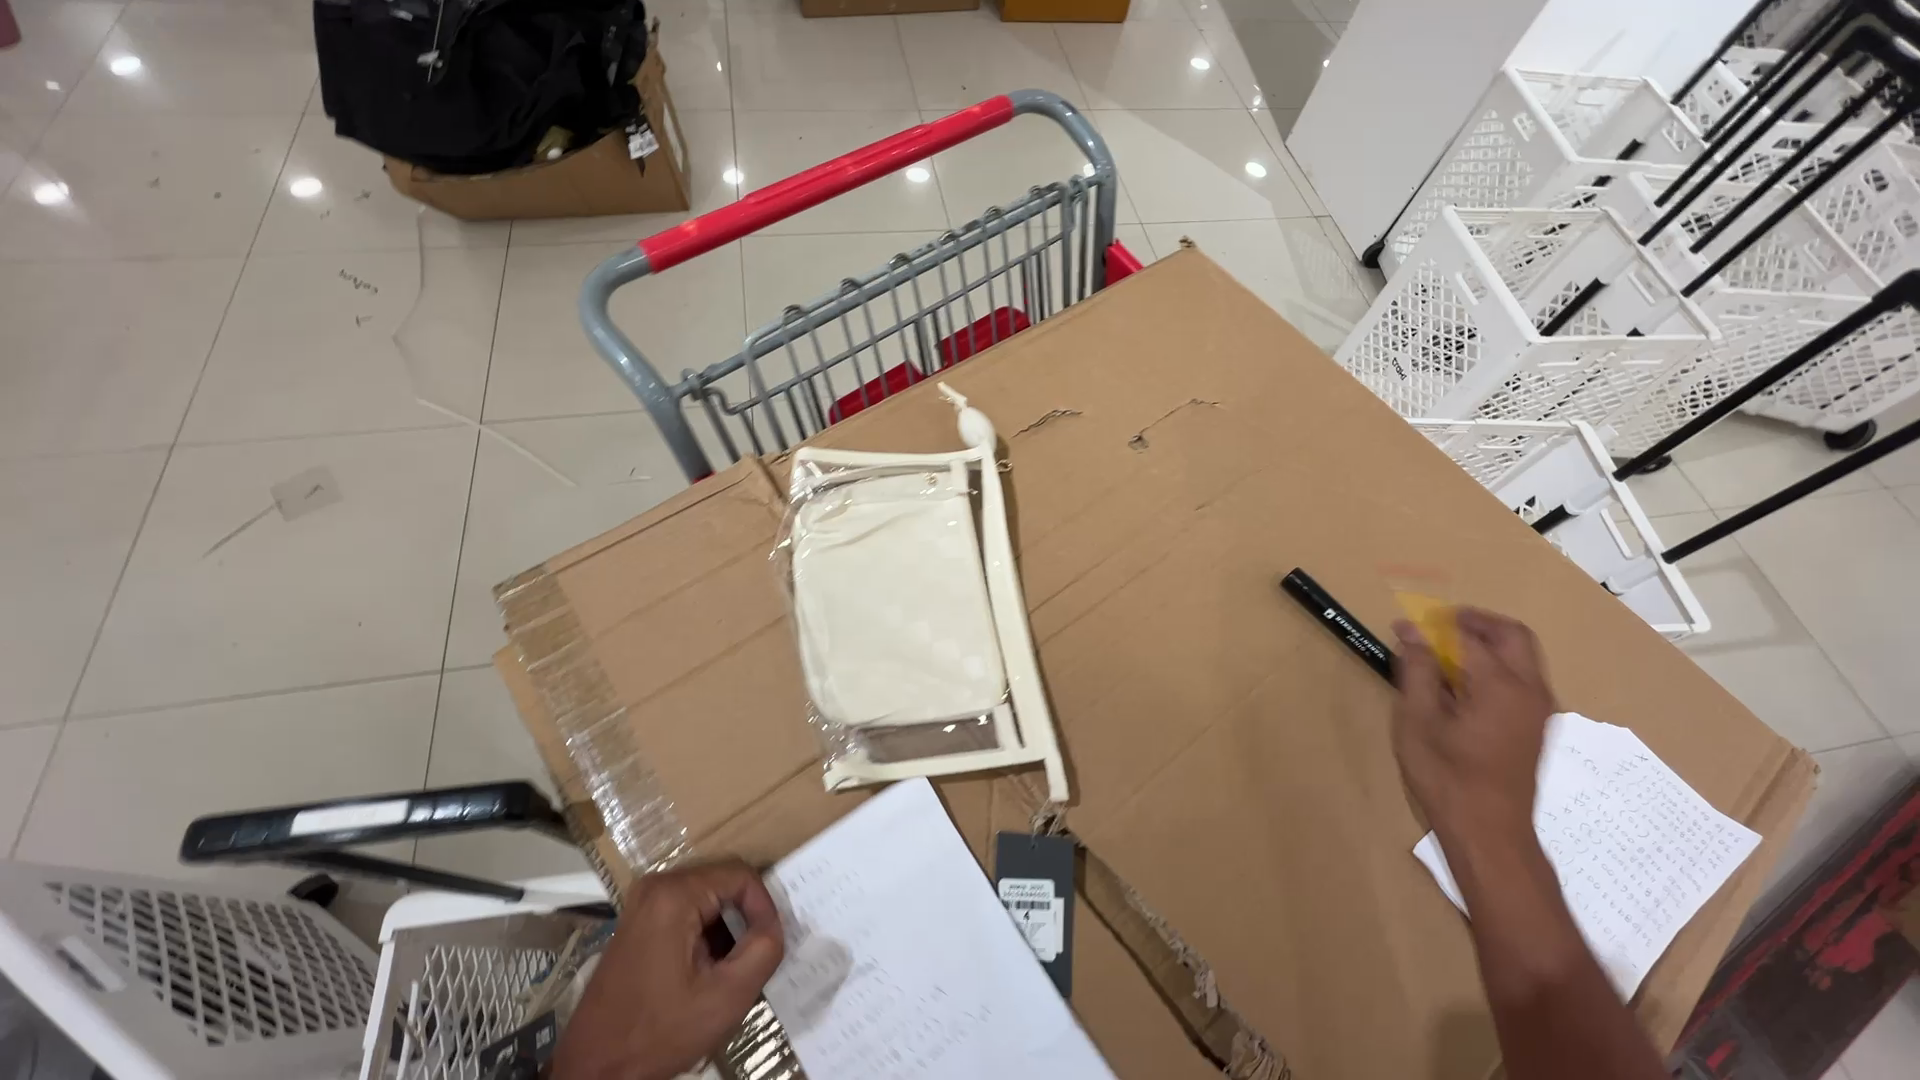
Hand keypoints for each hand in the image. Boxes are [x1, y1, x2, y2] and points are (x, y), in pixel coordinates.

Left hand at [551, 860, 785, 1079]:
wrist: (594, 1070)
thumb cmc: (660, 1032)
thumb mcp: (727, 996)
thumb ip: (764, 949)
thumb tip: (773, 925)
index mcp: (674, 894)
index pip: (741, 876)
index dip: (764, 907)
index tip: (768, 945)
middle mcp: (656, 886)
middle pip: (723, 884)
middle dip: (745, 920)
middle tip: (753, 958)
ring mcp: (642, 904)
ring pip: (707, 899)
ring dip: (726, 930)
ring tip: (730, 970)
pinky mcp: (638, 922)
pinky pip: (687, 912)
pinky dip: (706, 935)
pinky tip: (706, 972)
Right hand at [1391, 608, 1555, 844]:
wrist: (1489, 830)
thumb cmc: (1446, 775)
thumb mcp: (1417, 720)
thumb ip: (1417, 671)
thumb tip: (1411, 632)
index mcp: (1499, 685)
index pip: (1468, 636)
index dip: (1436, 624)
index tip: (1406, 625)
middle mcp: (1530, 690)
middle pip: (1513, 635)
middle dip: (1477, 621)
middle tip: (1440, 623)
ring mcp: (1539, 709)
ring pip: (1523, 655)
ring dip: (1490, 642)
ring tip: (1449, 652)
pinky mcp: (1537, 725)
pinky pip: (1524, 677)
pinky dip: (1499, 664)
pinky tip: (1466, 684)